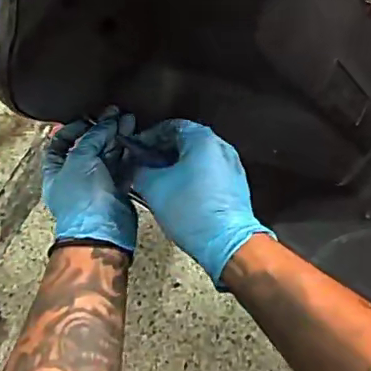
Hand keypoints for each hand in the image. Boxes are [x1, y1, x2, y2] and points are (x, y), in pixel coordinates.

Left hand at [42, 116, 136, 252]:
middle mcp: (75, 177)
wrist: (102, 233)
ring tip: (130, 120)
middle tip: (117, 113)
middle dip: (102, 129)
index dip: (72, 128)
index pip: (60, 143)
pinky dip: (129, 153)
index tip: (88, 118)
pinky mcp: (116, 191)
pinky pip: (123, 168)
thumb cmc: (82, 197)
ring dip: (118, 137)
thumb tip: (107, 121)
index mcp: (56, 171)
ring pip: (108, 155)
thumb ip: (93, 137)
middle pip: (88, 146)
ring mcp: (97, 185)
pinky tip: (136, 139)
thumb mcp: (80, 159)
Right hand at [128, 119, 267, 286]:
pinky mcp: (237, 186)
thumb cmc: (190, 209)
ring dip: (176, 166)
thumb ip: (138, 169)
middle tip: (143, 165)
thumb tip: (134, 165)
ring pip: (198, 158)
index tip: (134, 151)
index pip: (170, 126)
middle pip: (185, 141)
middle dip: (161, 152)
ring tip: (158, 181)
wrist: (228, 243)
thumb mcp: (153, 187)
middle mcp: (221, 146)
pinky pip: (209, 173)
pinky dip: (192, 177)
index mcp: (202, 139)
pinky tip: (179, 193)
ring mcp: (233, 166)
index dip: (148, 137)